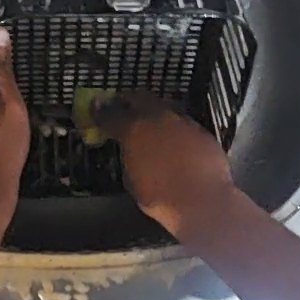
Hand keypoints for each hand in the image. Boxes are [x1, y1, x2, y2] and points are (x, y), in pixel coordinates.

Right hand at [91, 92, 246, 239]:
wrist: (203, 201)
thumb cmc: (161, 197)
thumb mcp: (132, 179)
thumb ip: (129, 156)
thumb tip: (130, 150)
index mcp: (133, 130)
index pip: (110, 114)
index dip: (100, 111)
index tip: (96, 109)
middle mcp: (158, 118)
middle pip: (139, 97)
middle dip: (128, 100)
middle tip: (122, 106)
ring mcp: (183, 122)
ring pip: (164, 106)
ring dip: (154, 111)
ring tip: (150, 122)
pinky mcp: (202, 131)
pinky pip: (183, 122)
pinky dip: (174, 127)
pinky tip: (175, 140)